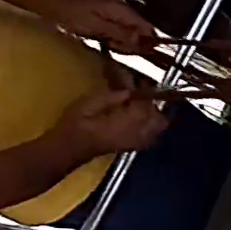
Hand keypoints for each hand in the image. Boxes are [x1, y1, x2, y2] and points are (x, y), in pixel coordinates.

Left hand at [48, 0, 156, 51]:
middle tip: (115, 45)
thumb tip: (141, 41)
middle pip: (143, 35)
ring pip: (134, 37)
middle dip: (133, 44)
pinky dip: (118, 42)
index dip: (147, 42)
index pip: (149, 29)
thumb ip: (121, 33)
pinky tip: (107, 42)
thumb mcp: (99, 26)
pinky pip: (124, 36)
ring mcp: (119, 17)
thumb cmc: (76, 16)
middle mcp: (125, 12)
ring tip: (108, 43)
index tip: (134, 49)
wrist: (57, 7)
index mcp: (124, 11)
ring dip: (124, 44)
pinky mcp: (113, 22)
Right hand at [51, 86, 168, 158]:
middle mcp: (139, 134)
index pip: (145, 106)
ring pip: (159, 126)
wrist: (71, 148)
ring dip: (153, 113)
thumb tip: (128, 90)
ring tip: (138, 104)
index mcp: (126, 124)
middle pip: (159, 117)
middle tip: (139, 93)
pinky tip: (137, 115)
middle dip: (151, 104)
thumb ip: (109, 97)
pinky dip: (151, 122)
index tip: (140, 81)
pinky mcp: (137, 146)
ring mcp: (140, 142)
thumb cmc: (74, 125)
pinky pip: (154, 133)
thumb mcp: (86, 104)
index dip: (144, 92)